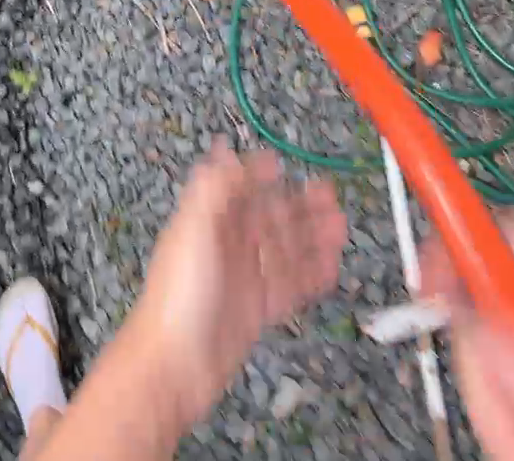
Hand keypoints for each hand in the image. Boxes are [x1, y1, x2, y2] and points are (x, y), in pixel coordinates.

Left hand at [120, 141, 347, 428]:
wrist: (173, 365)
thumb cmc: (179, 293)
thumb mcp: (193, 229)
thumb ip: (212, 187)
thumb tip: (224, 148)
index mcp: (206, 221)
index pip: (235, 188)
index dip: (258, 174)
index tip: (281, 163)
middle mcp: (225, 246)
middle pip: (268, 217)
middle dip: (297, 205)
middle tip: (330, 196)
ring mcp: (242, 278)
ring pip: (284, 250)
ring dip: (312, 237)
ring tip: (340, 227)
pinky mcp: (255, 310)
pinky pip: (289, 285)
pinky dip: (310, 274)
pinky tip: (330, 266)